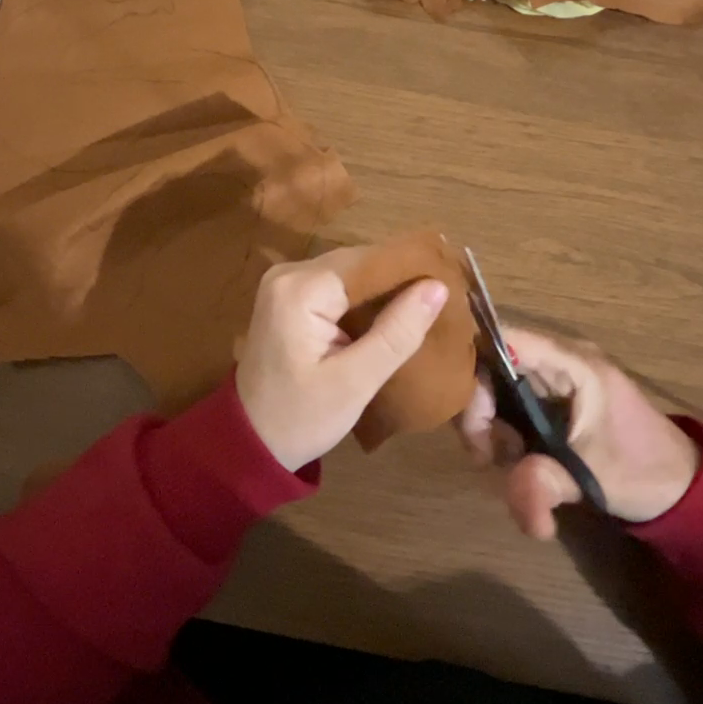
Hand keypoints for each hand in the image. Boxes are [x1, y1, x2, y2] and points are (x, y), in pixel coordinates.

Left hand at [235, 247, 448, 470]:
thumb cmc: (301, 419)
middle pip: (358, 262)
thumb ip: (396, 332)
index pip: (368, 262)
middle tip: (446, 292)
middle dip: (399, 277)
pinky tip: (394, 309)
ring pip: (350, 271)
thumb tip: (437, 288)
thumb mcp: (355, 382)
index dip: (410, 269)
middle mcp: (288, 273)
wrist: (250, 441)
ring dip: (385, 285)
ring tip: (429, 299)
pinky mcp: (288, 296)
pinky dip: (364, 295)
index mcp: (300, 290)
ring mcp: (285, 282)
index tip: (452, 280)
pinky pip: (336, 284)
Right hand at [459, 327, 699, 538]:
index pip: (502, 338)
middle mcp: (556, 360)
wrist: (680, 487)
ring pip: (494, 386)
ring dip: (488, 425)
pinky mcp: (549, 400)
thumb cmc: (643, 470)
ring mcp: (552, 379)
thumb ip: (546, 486)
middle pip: (490, 363)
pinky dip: (500, 430)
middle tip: (487, 456)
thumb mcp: (592, 478)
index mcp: (571, 362)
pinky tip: (513, 460)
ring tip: (504, 463)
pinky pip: (507, 403)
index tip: (477, 422)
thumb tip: (521, 516)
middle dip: (479, 411)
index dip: (475, 371)